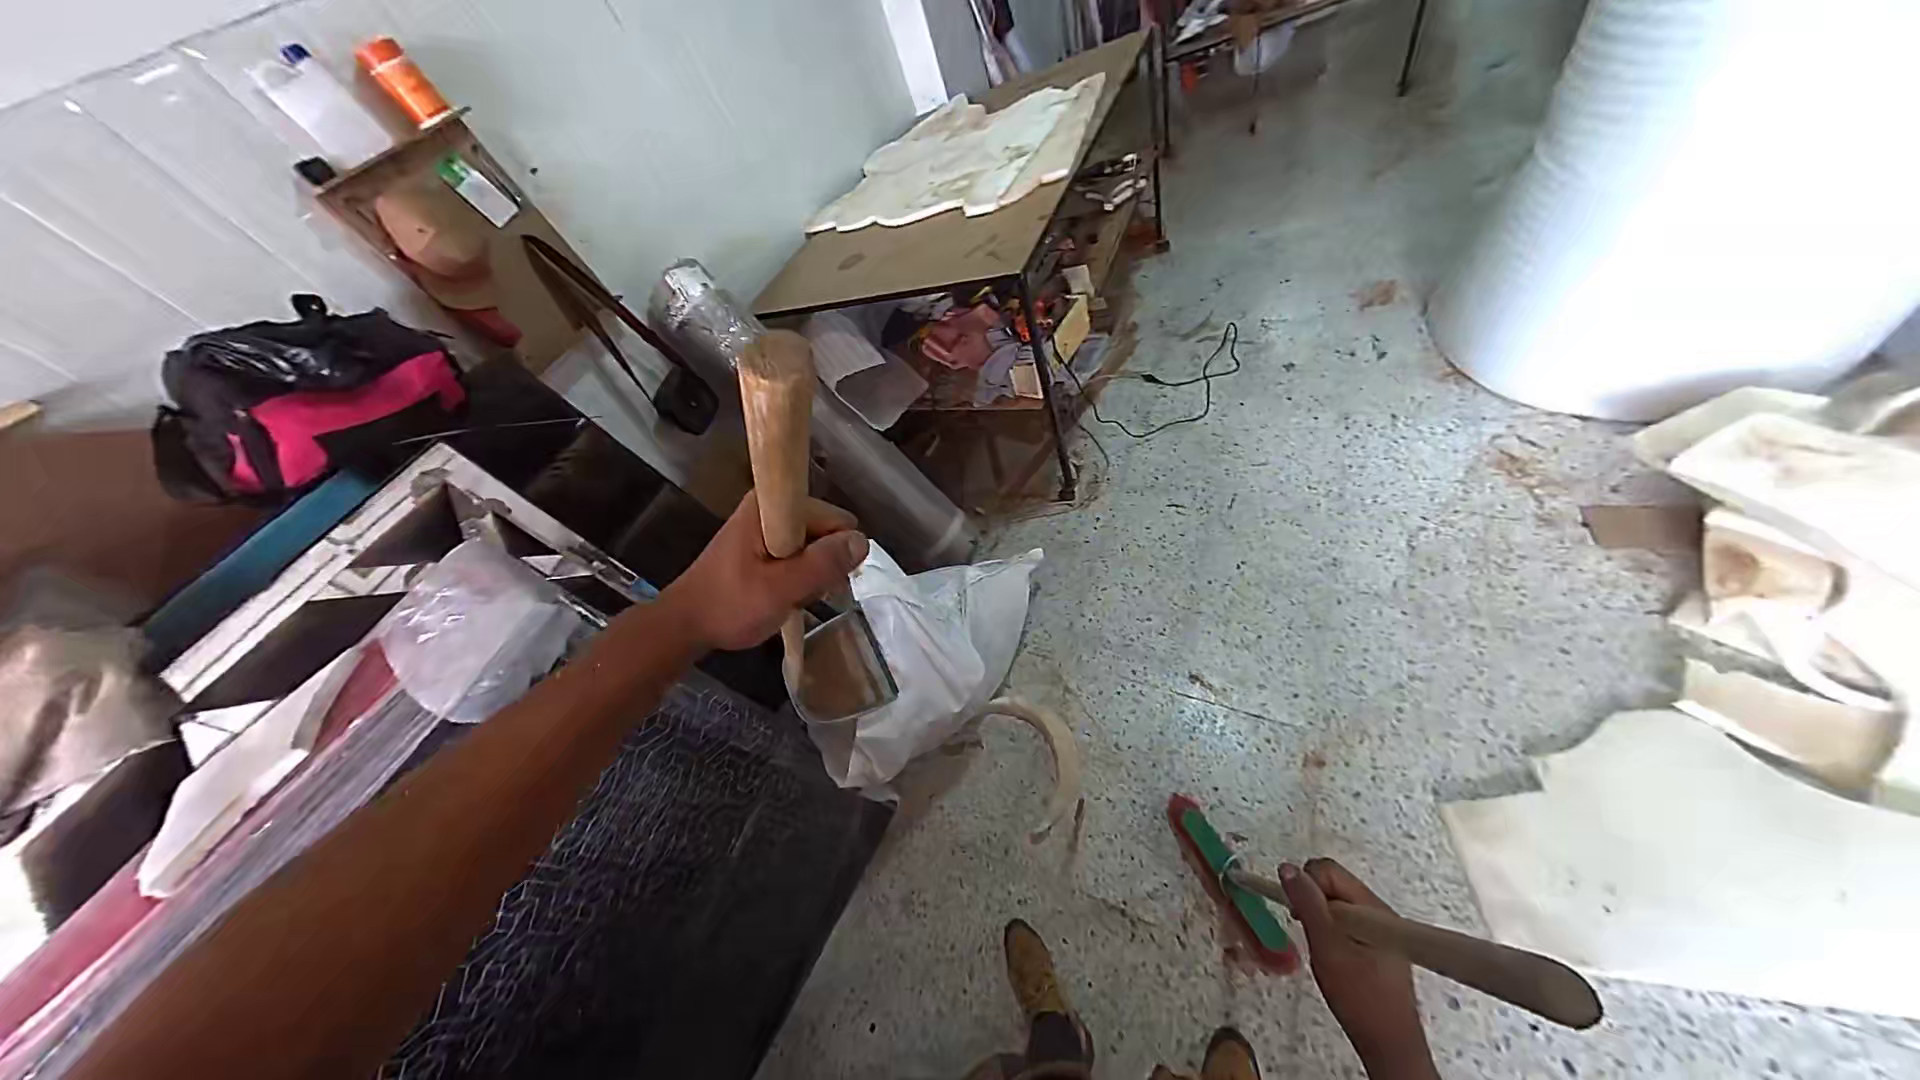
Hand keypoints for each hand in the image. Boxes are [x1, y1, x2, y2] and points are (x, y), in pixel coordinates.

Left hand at [659, 490, 868, 652]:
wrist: (685, 625)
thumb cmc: (730, 606)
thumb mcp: (780, 589)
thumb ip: (822, 564)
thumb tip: (863, 542)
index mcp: (773, 505)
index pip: (836, 520)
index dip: (836, 553)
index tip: (816, 582)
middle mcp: (773, 506)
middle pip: (828, 532)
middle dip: (823, 566)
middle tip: (799, 594)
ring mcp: (769, 525)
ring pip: (818, 547)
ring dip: (812, 576)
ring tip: (789, 597)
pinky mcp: (765, 543)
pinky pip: (802, 555)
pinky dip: (801, 577)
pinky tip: (786, 596)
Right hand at [1279, 859, 1438, 1079]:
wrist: (1388, 1045)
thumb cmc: (1358, 996)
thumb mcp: (1326, 946)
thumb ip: (1307, 903)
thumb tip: (1287, 868)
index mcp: (1372, 907)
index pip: (1327, 870)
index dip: (1305, 883)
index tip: (1295, 911)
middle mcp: (1379, 910)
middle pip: (1332, 882)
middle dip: (1311, 899)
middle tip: (1305, 928)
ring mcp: (1380, 926)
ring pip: (1336, 900)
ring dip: (1319, 915)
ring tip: (1319, 943)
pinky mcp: (1377, 942)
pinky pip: (1345, 918)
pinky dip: (1330, 927)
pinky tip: (1331, 951)